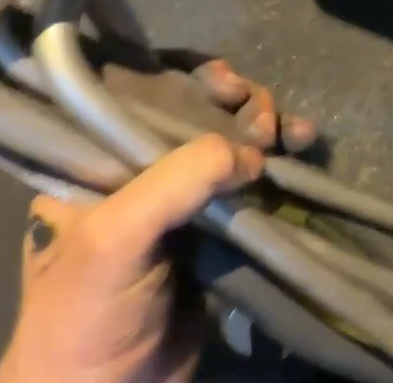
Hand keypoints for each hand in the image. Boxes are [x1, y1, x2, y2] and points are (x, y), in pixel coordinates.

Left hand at [0, 62, 314, 382]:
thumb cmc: (88, 315)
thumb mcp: (115, 237)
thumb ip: (180, 179)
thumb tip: (254, 154)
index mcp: (96, 164)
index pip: (144, 93)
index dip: (189, 77)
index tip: (224, 84)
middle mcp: (141, 172)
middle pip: (200, 111)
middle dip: (240, 103)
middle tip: (261, 118)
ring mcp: (185, 201)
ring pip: (236, 140)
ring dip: (271, 125)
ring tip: (290, 133)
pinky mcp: (222, 227)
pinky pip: (260, 177)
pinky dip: (286, 157)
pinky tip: (304, 146)